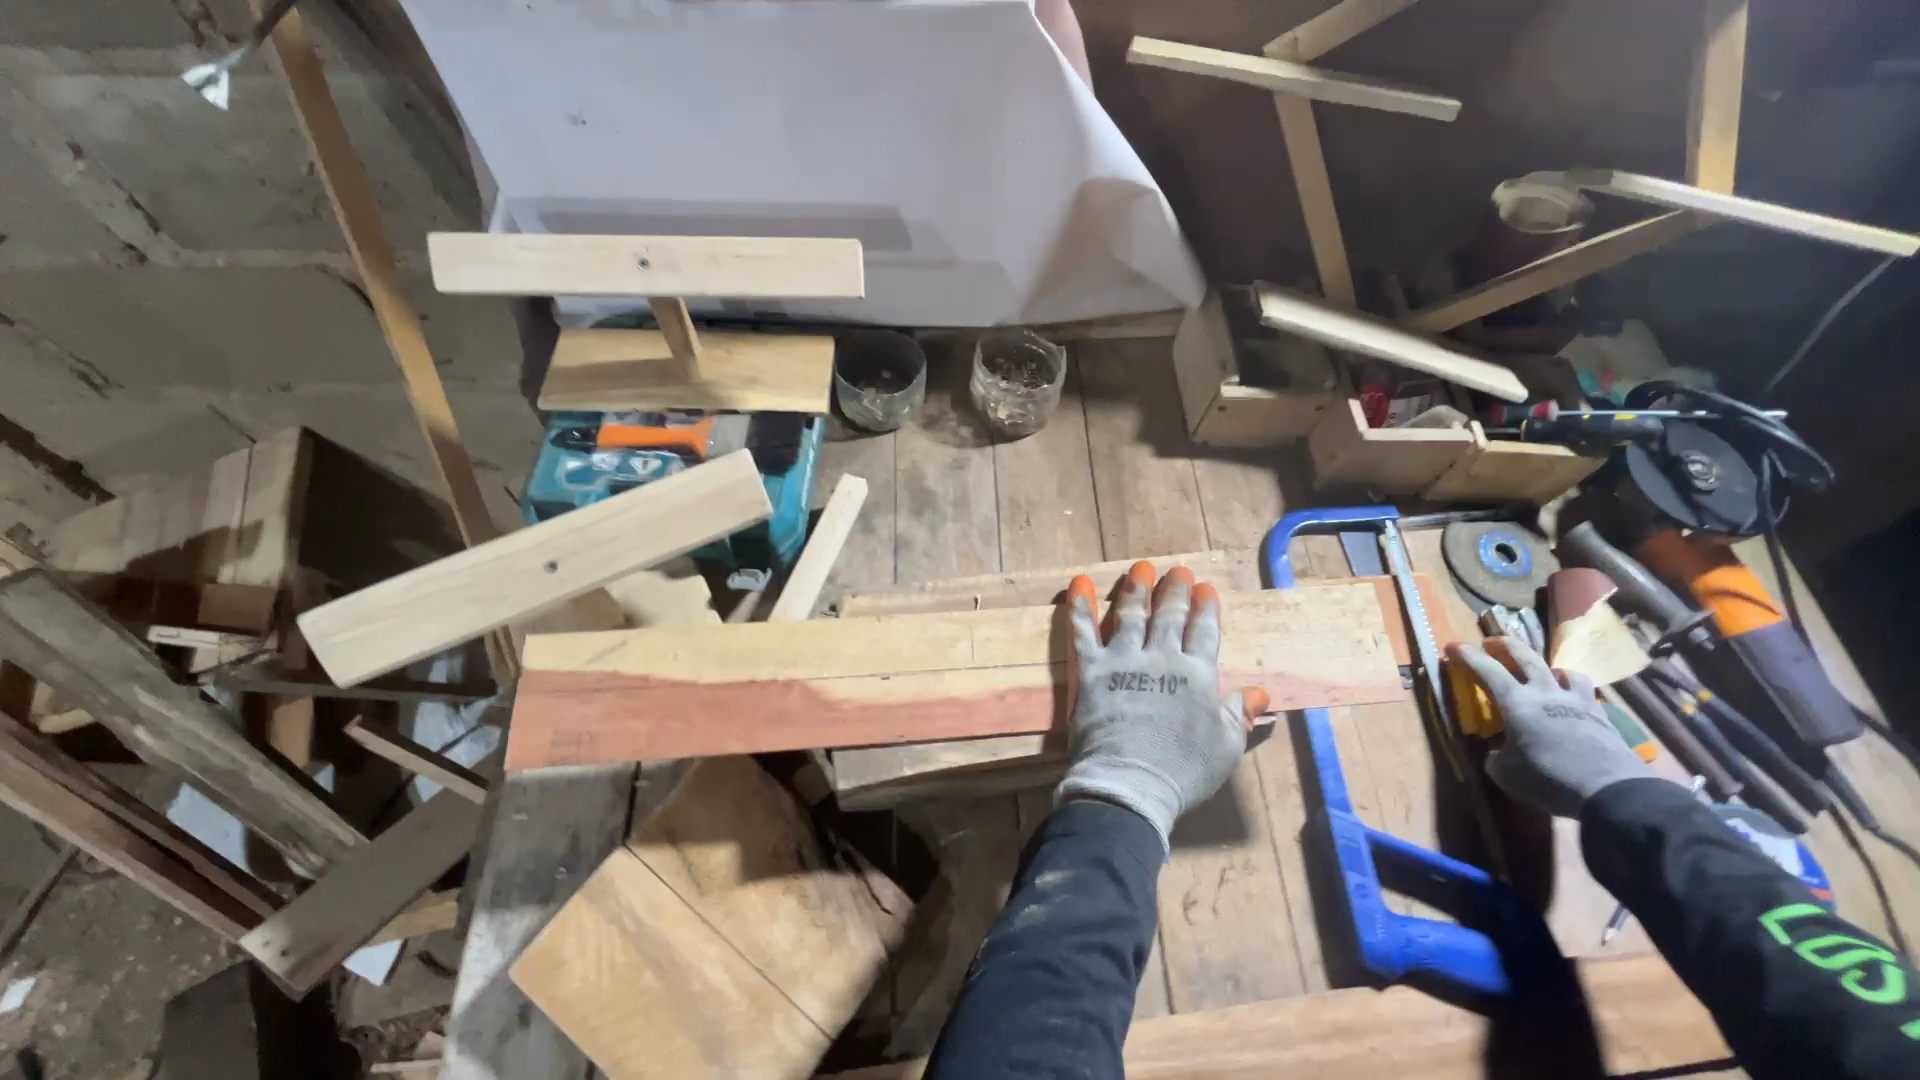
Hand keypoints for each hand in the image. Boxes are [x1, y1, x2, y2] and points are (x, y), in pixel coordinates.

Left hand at [1055, 562, 1270, 851]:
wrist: (1130, 783)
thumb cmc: (1183, 771)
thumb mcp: (1224, 747)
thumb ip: (1239, 715)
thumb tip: (1260, 693)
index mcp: (1197, 676)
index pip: (1204, 633)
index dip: (1206, 610)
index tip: (1206, 588)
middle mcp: (1161, 659)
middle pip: (1170, 617)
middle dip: (1175, 591)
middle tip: (1178, 571)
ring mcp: (1123, 661)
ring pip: (1131, 616)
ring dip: (1137, 590)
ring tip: (1141, 568)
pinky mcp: (1091, 670)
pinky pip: (1083, 632)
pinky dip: (1080, 608)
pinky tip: (1080, 585)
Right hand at [1450, 636, 1650, 817]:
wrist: (1610, 790)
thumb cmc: (1548, 777)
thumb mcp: (1505, 773)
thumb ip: (1496, 757)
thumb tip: (1496, 752)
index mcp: (1516, 702)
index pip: (1487, 670)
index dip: (1468, 655)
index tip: (1452, 645)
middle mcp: (1546, 693)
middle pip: (1527, 657)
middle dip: (1506, 645)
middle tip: (1492, 642)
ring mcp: (1578, 702)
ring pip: (1564, 672)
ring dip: (1549, 668)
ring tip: (1545, 673)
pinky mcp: (1601, 717)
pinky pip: (1586, 695)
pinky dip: (1574, 692)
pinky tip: (1572, 703)